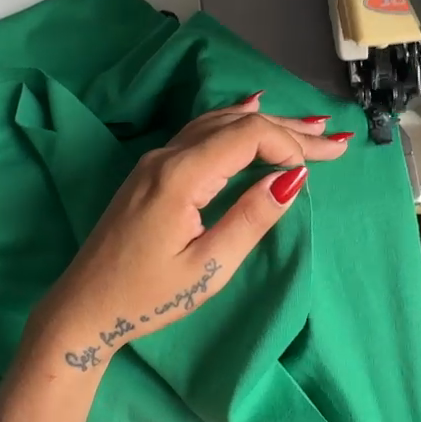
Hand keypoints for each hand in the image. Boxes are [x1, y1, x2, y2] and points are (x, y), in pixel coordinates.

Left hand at [29, 93, 350, 374]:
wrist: (83, 308)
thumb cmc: (148, 297)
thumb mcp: (209, 267)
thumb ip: (251, 217)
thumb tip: (294, 178)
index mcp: (181, 175)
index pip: (247, 135)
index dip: (288, 145)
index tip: (315, 171)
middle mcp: (167, 155)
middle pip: (237, 124)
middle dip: (290, 131)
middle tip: (336, 140)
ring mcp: (155, 160)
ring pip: (219, 125)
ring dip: (266, 125)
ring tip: (310, 127)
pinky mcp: (151, 172)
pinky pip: (201, 133)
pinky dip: (236, 125)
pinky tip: (250, 113)